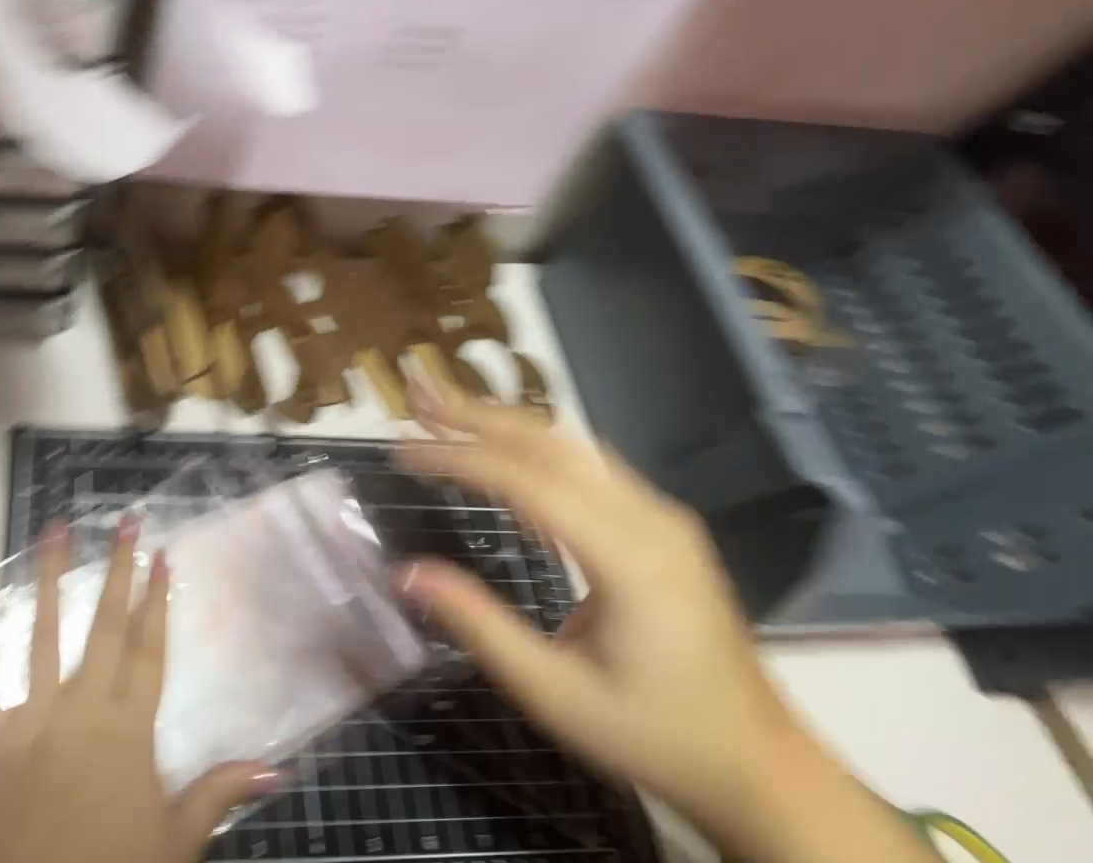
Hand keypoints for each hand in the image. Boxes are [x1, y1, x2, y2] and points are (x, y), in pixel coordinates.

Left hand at [0, 518, 278, 862]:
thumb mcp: (175, 842)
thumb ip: (217, 793)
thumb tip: (276, 768)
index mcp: (129, 731)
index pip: (148, 651)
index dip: (156, 601)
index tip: (162, 555)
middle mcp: (83, 711)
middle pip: (105, 629)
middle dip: (117, 571)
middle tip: (125, 521)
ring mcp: (31, 721)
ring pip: (44, 636)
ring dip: (49, 579)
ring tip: (55, 529)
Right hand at [394, 385, 936, 862]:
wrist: (757, 763)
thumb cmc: (652, 733)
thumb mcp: (553, 693)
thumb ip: (479, 625)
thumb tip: (406, 571)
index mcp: (629, 559)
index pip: (529, 481)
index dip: (460, 457)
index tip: (402, 449)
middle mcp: (651, 520)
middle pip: (553, 443)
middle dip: (478, 415)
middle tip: (416, 396)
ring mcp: (662, 518)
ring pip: (572, 446)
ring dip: (503, 422)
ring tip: (444, 410)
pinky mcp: (660, 526)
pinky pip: (588, 466)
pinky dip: (532, 445)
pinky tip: (500, 448)